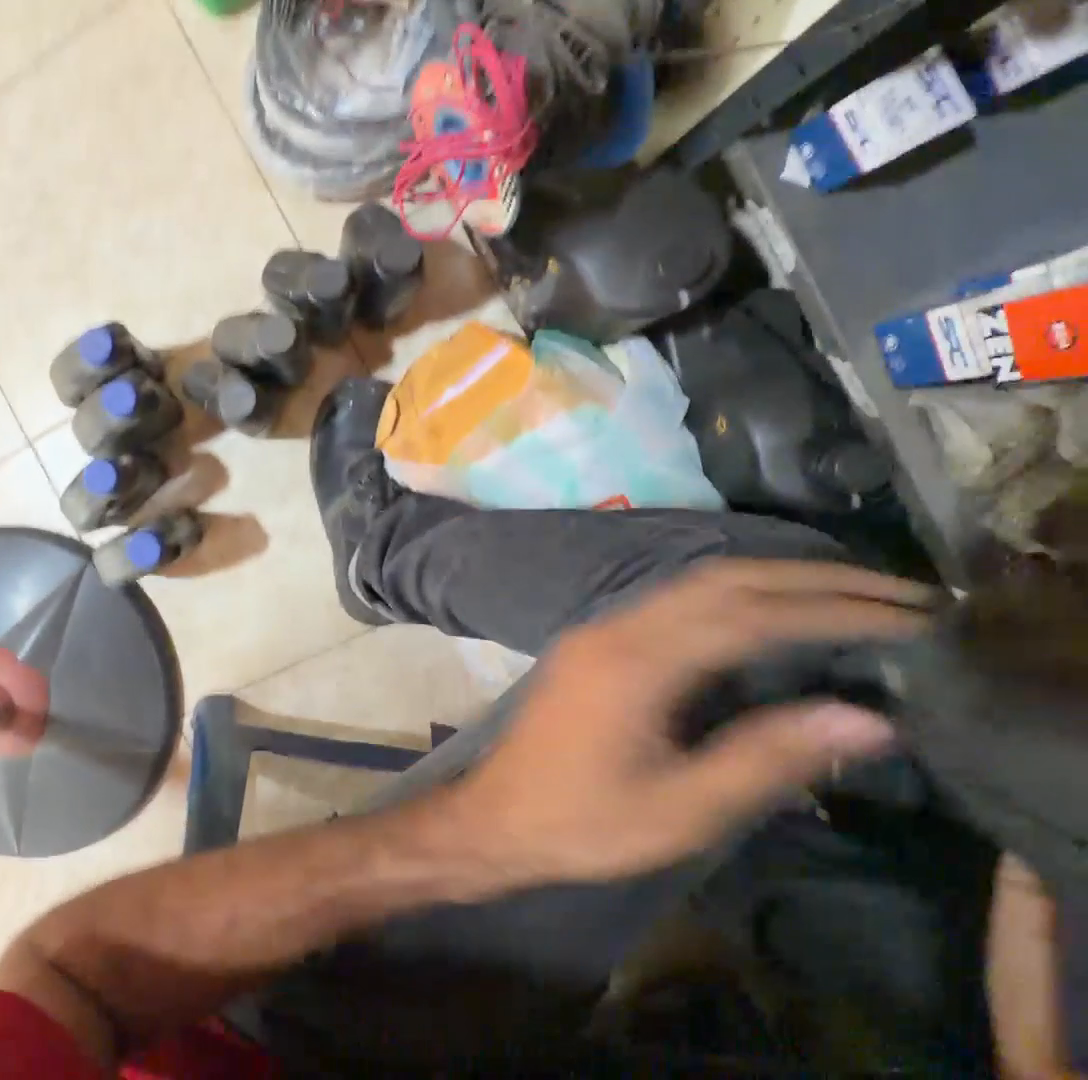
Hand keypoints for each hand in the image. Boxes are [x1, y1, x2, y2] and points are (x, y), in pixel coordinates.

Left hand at [434, 559, 937, 886]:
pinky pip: (672, 603)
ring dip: (772, 583)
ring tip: (854, 600)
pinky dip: (733, 599)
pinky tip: (773, 620)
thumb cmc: (582, 822)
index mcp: (634, 662)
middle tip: (902, 595)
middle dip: (812, 579)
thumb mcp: (682, 808)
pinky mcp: (592, 646)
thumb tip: (869, 718)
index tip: (914, 616)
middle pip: (721, 580)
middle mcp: (613, 629)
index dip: (834, 608)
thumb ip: (768, 759)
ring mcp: (597, 632)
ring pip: (693, 585)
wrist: (493, 818)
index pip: (749, 613)